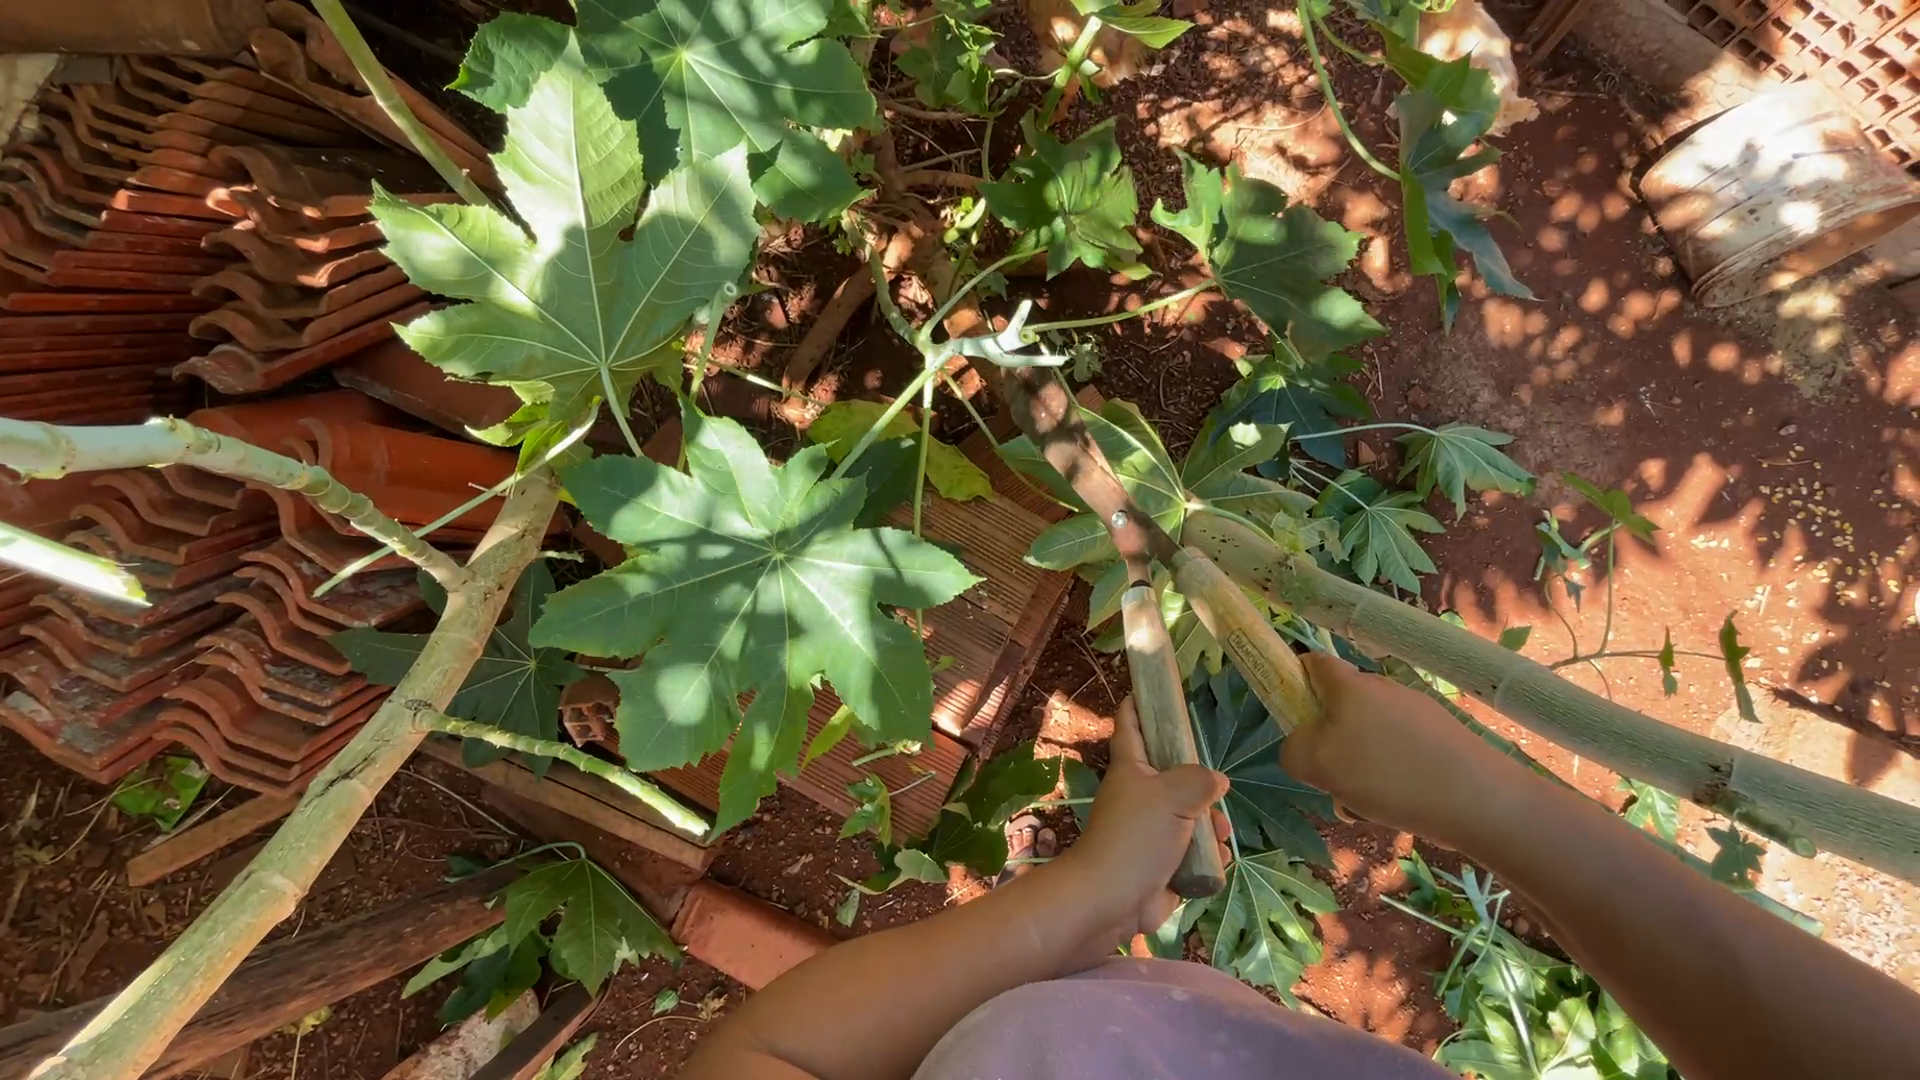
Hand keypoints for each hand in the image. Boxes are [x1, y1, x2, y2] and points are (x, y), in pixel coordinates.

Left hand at [1063, 697, 1228, 941]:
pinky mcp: (1162, 862)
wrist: (1111, 899)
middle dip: (1201, 782)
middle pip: (1174, 773)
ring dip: (1211, 824)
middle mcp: (1139, 793)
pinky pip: (1193, 850)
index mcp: (1131, 767)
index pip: (1131, 723)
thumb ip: (1198, 780)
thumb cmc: (1135, 836)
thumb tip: (1216, 781)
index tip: (1161, 688)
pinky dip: (1208, 854)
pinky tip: (1218, 859)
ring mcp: (1149, 829)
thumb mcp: (1171, 796)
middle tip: (1217, 792)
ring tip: (1220, 835)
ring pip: (1190, 814)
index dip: (1141, 702)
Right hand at [1283, 653, 1521, 847]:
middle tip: (1332, 775)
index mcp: (1348, 685)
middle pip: (1342, 703)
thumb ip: (1292, 749)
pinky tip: (1403, 803)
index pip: (1312, 662)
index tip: (1294, 715)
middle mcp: (1383, 687)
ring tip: (1369, 801)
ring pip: (1372, 730)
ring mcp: (1419, 709)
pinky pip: (1403, 747)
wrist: (1482, 802)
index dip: (1296, 680)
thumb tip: (1301, 745)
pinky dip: (1395, 770)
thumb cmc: (1387, 774)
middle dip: (1331, 736)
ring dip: (1362, 759)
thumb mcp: (1315, 765)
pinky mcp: (1446, 735)